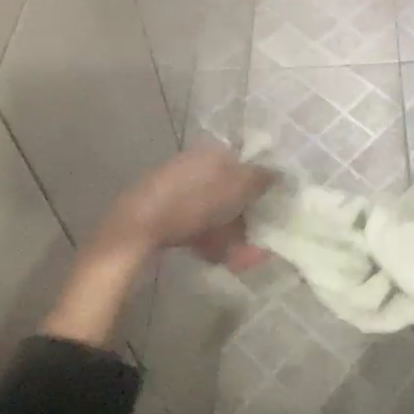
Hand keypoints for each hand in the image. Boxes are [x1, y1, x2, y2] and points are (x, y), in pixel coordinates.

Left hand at [42, 148, 275, 346]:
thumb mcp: (236, 188)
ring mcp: (175, 192)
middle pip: (229, 189)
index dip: (260, 182)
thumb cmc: (191, 202)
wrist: (134, 231)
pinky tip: (220, 260)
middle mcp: (193, 167)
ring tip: (246, 260)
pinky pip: (196, 226)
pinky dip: (210, 241)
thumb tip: (279, 173)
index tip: (272, 203)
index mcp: (210, 154)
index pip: (242, 162)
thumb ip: (261, 179)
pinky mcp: (162, 217)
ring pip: (213, 211)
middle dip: (247, 215)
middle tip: (260, 238)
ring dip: (232, 234)